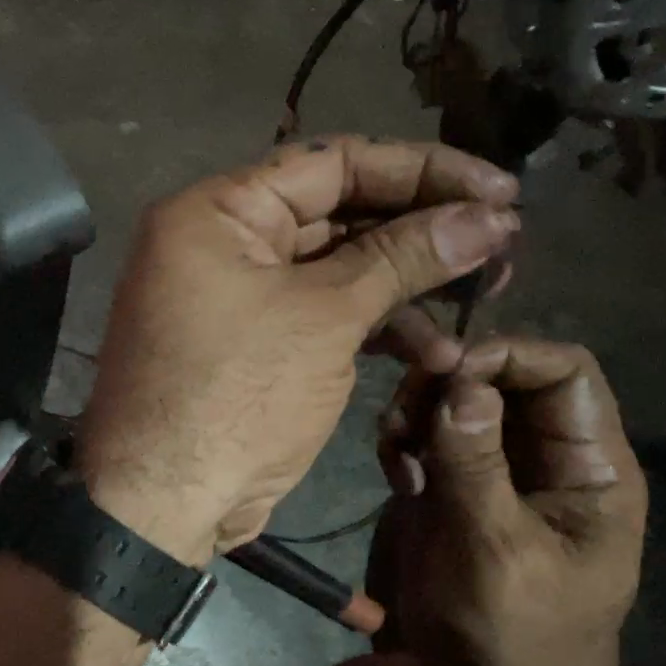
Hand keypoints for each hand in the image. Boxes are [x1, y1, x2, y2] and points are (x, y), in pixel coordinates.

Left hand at [77, 137, 518, 565]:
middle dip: (421, 231)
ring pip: (332, 271)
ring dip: (406, 287)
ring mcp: (229, 299)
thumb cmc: (235, 395)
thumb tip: (488, 217)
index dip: (422, 169)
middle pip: (335, 214)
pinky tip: (435, 352)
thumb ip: (404, 257)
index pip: (331, 163)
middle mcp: (215, 244)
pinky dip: (371, 328)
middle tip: (504, 246)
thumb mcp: (323, 318)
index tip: (502, 189)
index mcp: (214, 213)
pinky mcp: (246, 347)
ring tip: (486, 298)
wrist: (161, 501)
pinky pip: (315, 317)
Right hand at [369, 338, 646, 665]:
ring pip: (456, 405)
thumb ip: (475, 465)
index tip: (442, 371)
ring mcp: (497, 474)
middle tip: (402, 413)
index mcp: (589, 465)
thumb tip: (460, 383)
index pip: (563, 372)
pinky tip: (394, 475)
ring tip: (394, 453)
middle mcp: (545, 457)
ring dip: (417, 413)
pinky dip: (404, 444)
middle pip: (500, 379)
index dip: (506, 356)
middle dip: (446, 384)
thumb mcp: (496, 549)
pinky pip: (428, 441)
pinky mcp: (455, 492)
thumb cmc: (516, 634)